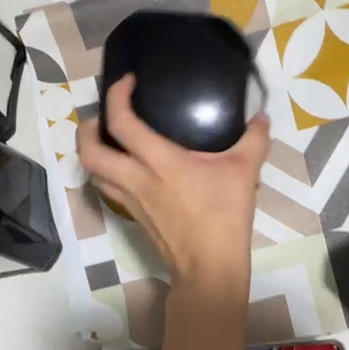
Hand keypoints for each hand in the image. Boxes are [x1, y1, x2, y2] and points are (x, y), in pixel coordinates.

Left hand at [78, 75, 271, 296]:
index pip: (121, 121)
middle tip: (102, 117)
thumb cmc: (224, 216)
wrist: (209, 267)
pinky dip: (109, 175)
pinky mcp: (137, 218)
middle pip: (89, 151)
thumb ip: (254, 140)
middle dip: (86, 129)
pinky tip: (129, 172)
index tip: (128, 83)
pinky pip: (110, 191)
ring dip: (94, 154)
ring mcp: (132, 201)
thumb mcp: (244, 172)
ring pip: (95, 174)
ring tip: (110, 142)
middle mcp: (136, 179)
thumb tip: (262, 119)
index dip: (116, 95)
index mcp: (158, 161)